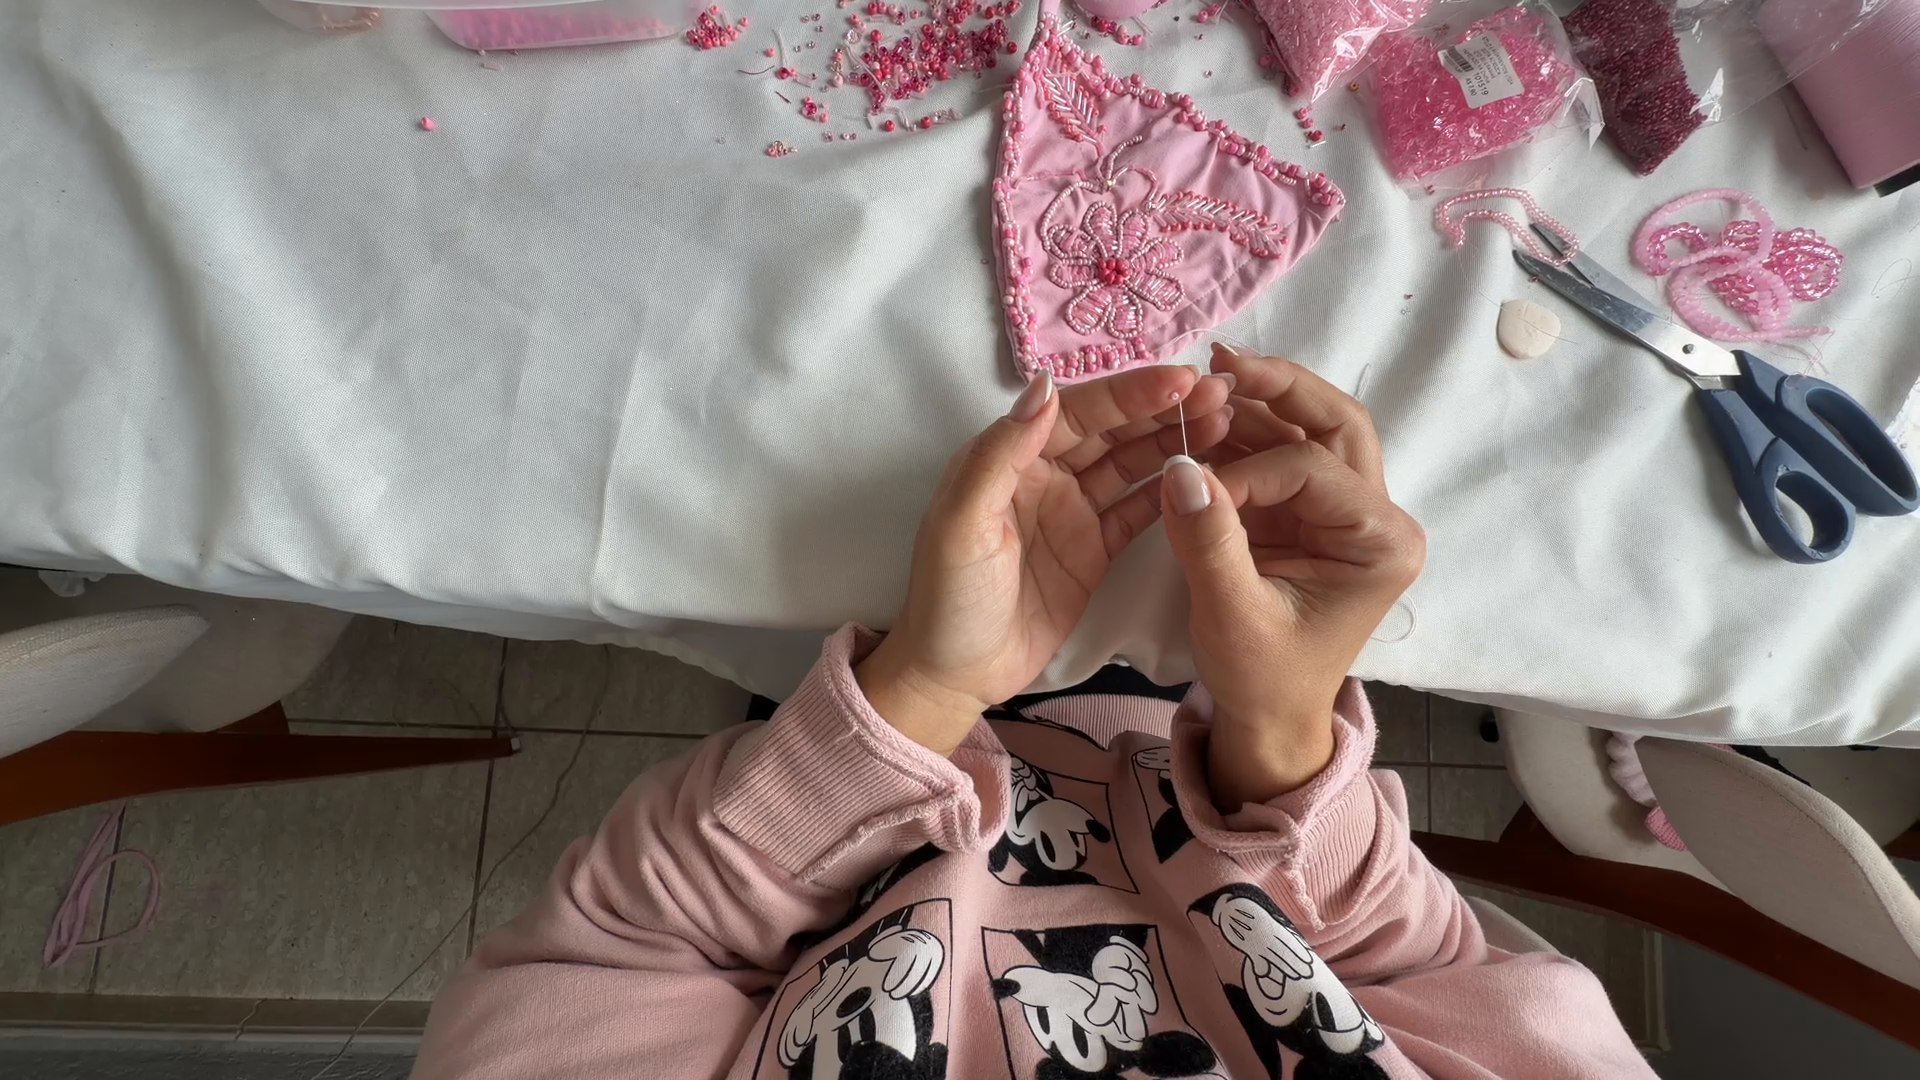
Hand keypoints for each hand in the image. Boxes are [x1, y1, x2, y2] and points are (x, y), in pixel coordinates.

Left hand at [858, 366, 1233, 753]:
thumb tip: (1046, 384)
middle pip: (1110, 432)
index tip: (1181, 379)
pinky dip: (1171, 492)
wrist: (957, 671)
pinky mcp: (1094, 550)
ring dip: (1173, 442)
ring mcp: (1072, 512)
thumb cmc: (949, 596)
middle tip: (1221, 394)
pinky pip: (1137, 512)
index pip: (1075, 413)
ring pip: (1130, 465)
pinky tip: (1208, 477)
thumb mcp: (962, 522)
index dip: (1127, 394)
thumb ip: (1000, 453)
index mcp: (1008, 459)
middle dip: (1162, 410)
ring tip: (1227, 423)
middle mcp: (1043, 476)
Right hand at [1158, 344, 1424, 807]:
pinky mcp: (1310, 516)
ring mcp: (1344, 513)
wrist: (1270, 713)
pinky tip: (1210, 420)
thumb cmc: (1261, 675)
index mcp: (1379, 542)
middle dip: (1280, 388)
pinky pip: (1283, 458)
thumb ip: (1208, 540)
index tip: (1188, 491)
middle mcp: (1376, 517)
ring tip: (1211, 378)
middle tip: (1221, 361)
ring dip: (1264, 403)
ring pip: (1316, 431)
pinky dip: (1247, 435)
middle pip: (1337, 424)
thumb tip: (1178, 466)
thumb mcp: (1230, 614)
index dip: (1243, 469)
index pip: (1310, 470)